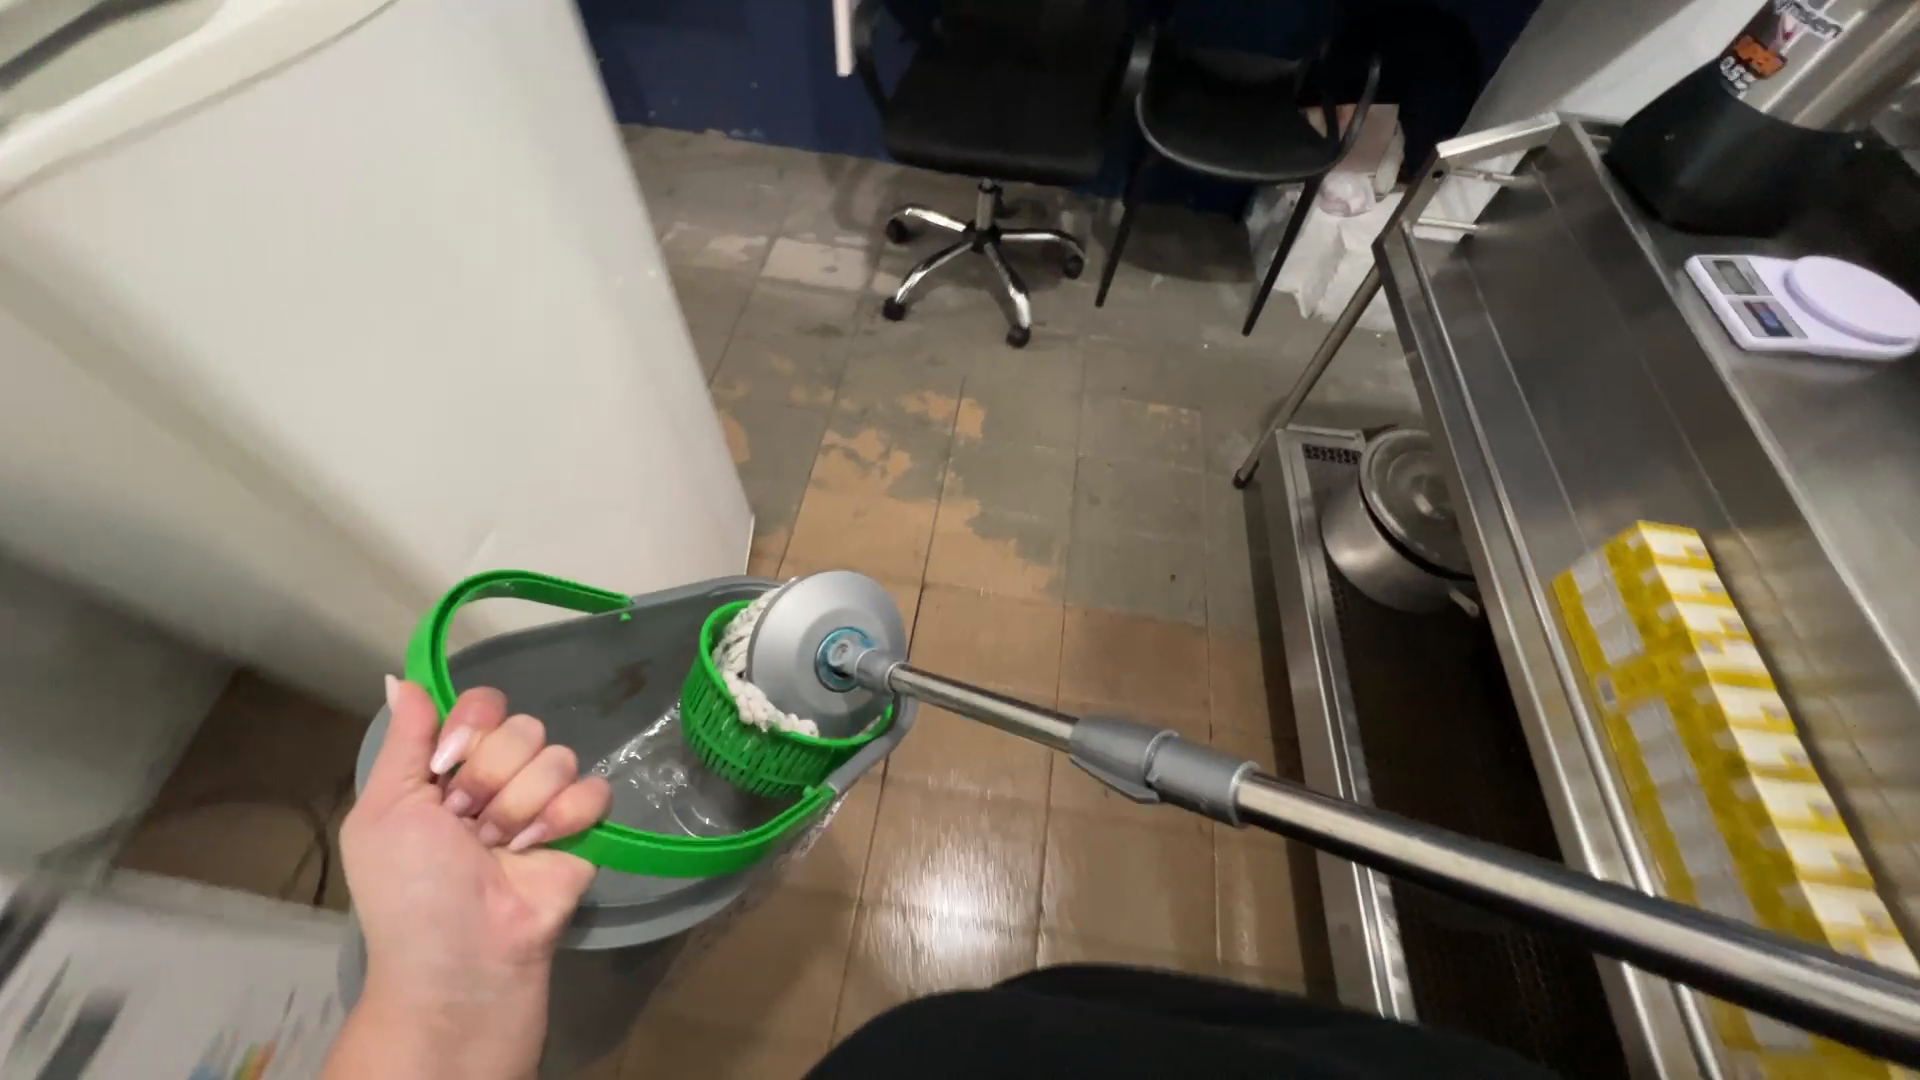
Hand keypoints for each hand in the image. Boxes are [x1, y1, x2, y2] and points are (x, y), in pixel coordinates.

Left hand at [325, 677, 610, 1079]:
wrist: (465, 951)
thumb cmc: (410, 889)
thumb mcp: (385, 815)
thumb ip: (405, 743)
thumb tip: (399, 677)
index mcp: (454, 767)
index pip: (483, 705)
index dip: (472, 726)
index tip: (447, 766)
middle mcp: (502, 774)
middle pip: (523, 727)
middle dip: (491, 779)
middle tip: (469, 823)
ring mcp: (547, 797)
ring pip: (558, 756)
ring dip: (522, 807)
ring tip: (502, 846)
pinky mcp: (585, 821)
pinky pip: (594, 788)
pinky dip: (565, 819)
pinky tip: (540, 847)